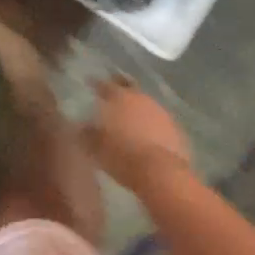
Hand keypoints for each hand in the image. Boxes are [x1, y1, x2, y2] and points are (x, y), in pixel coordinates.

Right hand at [87, 75, 191, 190]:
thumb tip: (80, 125)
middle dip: (119, 86)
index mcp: (118, 98)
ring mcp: (160, 109)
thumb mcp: (97, 148)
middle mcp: (139, 97)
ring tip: (130, 113)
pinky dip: (151, 120)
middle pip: (127, 85)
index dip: (95, 83)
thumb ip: (87, 133)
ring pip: (144, 100)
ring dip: (137, 104)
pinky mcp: (174, 126)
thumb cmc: (123, 157)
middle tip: (112, 90)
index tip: (89, 81)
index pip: (103, 84)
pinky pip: (158, 117)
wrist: (161, 173)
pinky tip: (147, 130)